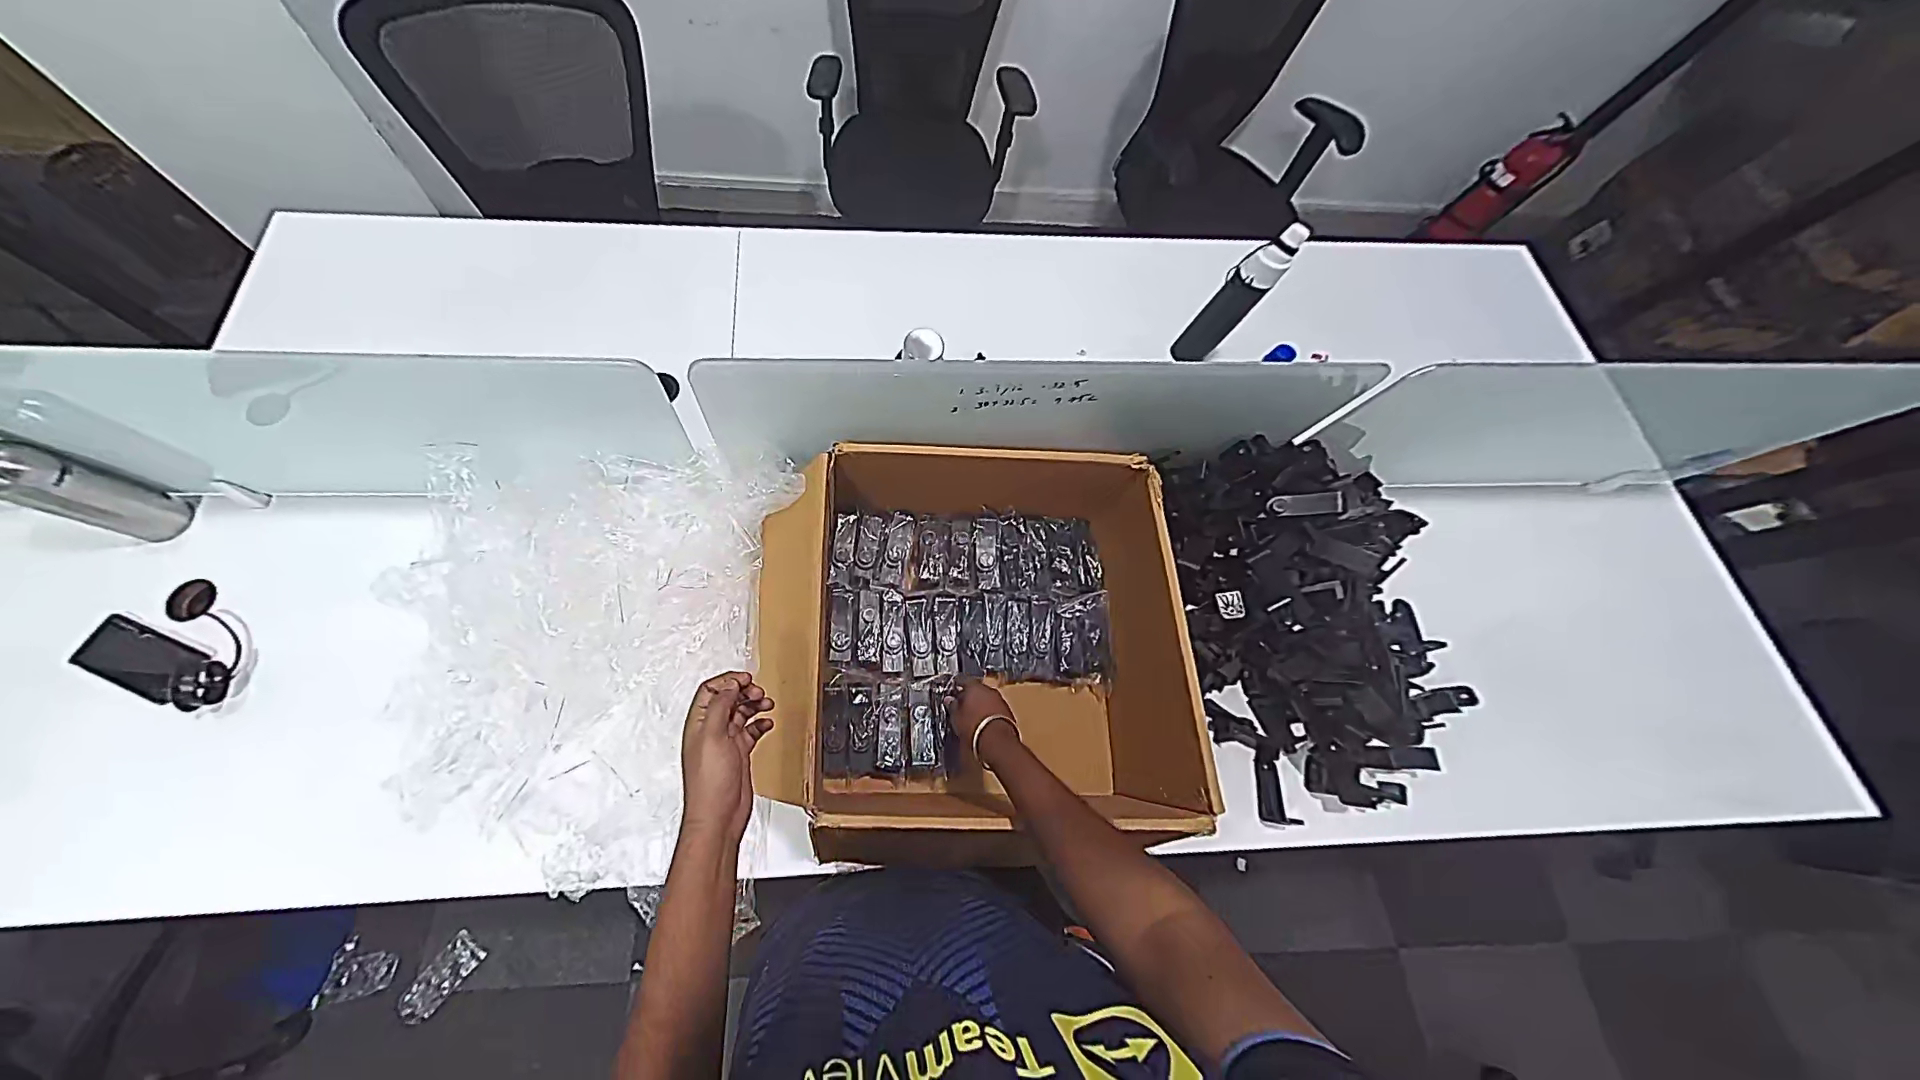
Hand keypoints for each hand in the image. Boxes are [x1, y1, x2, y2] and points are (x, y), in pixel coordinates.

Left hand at [680, 671, 775, 841]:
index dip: (729, 681)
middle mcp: (711, 731)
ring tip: (766, 704)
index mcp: (699, 724)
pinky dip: (761, 723)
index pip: (711, 691)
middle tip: (759, 692)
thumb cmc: (710, 785)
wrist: (719, 815)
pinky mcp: (739, 753)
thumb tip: (729, 686)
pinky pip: (752, 731)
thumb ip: (719, 707)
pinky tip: (767, 723)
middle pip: (728, 699)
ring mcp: (725, 742)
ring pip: (741, 713)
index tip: (746, 679)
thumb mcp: (712, 737)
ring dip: (755, 705)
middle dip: (745, 691)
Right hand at [950, 680, 1017, 764]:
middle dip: (969, 695)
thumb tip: (949, 701)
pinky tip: (983, 721)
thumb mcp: (956, 717)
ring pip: (987, 698)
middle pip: (976, 688)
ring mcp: (1000, 700)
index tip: (953, 689)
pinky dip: (989, 712)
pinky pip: (995, 707)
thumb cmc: (975, 727)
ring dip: (980, 703)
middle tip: (961, 704)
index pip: (963, 680)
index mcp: (974, 687)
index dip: (957, 684)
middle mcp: (989, 690)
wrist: (997, 741)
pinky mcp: (1007, 711)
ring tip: (972, 715)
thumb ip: (952, 706)